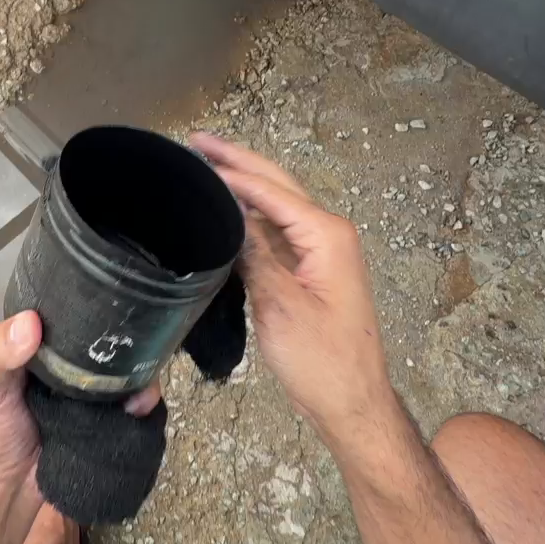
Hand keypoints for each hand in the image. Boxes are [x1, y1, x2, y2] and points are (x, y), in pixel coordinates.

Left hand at [0, 312, 164, 495]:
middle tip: (136, 340)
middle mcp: (66, 360)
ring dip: (137, 369)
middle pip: (99, 337)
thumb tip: (31, 321)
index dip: (85, 299)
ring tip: (142, 381)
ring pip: (121, 366)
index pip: (66, 308)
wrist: (4, 494)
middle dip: (121, 336)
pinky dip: (142, 399)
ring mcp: (88, 389)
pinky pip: (130, 400)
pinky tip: (142, 405)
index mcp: (36, 340)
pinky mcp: (104, 418)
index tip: (108, 294)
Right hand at [191, 133, 394, 441]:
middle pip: (276, 184)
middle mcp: (326, 233)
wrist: (352, 403)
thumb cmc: (322, 360)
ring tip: (205, 162)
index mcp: (327, 234)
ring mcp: (319, 249)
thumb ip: (254, 252)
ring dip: (242, 181)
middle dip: (237, 159)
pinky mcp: (308, 267)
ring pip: (275, 202)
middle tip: (196, 140)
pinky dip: (248, 211)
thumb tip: (228, 209)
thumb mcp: (281, 304)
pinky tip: (225, 207)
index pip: (269, 191)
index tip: (192, 157)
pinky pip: (274, 228)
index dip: (230, 173)